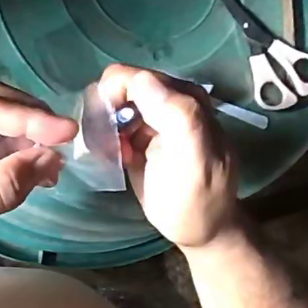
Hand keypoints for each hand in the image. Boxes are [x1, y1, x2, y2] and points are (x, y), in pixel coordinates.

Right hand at [96, 64, 241, 249]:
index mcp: (185, 98)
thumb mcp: (194, 160)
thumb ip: (178, 116)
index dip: (112, 100)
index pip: (134, 78)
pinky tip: (119, 157)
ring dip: (105, 128)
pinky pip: (114, 120)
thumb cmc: (196, 200)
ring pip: (113, 103)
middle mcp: (170, 98)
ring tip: (114, 156)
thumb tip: (141, 79)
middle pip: (119, 87)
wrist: (202, 229)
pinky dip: (108, 136)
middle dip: (106, 114)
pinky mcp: (144, 131)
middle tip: (110, 149)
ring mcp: (156, 114)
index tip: (108, 133)